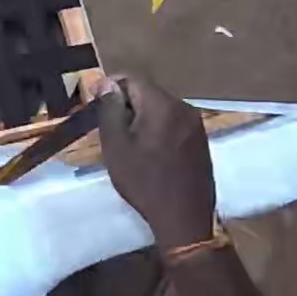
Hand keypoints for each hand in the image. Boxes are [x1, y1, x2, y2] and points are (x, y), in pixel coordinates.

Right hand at [97, 74, 215, 250]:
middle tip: (110, 130)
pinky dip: (157, 128)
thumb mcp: (116, 145)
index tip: (96, 107)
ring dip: (142, 117)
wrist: (183, 216)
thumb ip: (110, 109)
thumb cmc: (143, 180)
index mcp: (161, 104)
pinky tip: (149, 151)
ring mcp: (195, 123)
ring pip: (160, 107)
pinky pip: (173, 122)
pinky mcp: (200, 139)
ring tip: (128, 143)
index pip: (132, 78)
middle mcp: (183, 107)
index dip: (111, 88)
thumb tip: (106, 83)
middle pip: (148, 92)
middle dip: (126, 104)